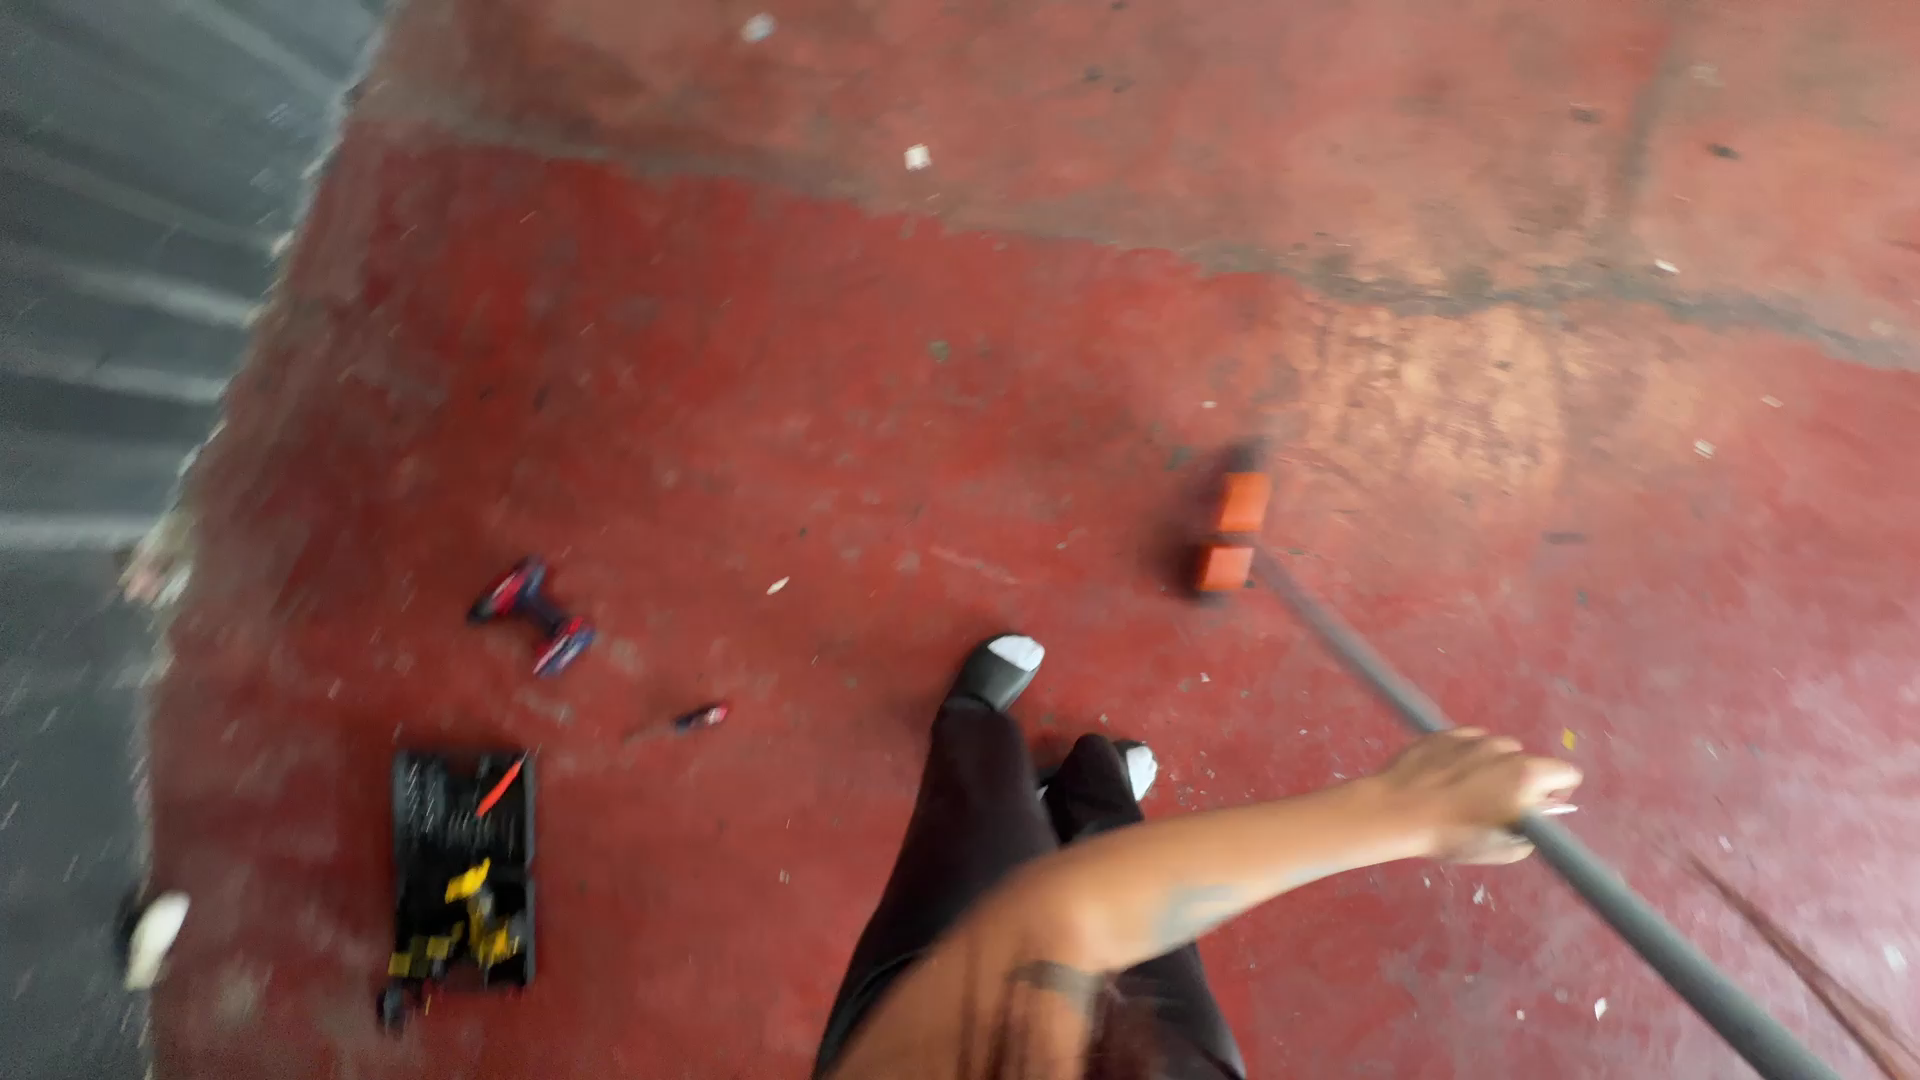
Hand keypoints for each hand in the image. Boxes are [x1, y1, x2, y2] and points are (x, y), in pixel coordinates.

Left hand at [1368, 728, 1581, 863]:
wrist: (1395, 810)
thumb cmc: (1453, 835)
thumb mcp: (1508, 847)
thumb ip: (1535, 827)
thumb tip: (1538, 811)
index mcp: (1526, 774)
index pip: (1566, 773)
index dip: (1556, 793)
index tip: (1534, 807)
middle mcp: (1501, 748)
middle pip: (1528, 760)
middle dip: (1521, 779)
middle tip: (1495, 801)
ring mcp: (1468, 737)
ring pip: (1495, 748)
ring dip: (1491, 764)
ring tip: (1466, 787)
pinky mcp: (1439, 733)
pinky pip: (1465, 740)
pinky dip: (1463, 753)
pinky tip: (1446, 772)